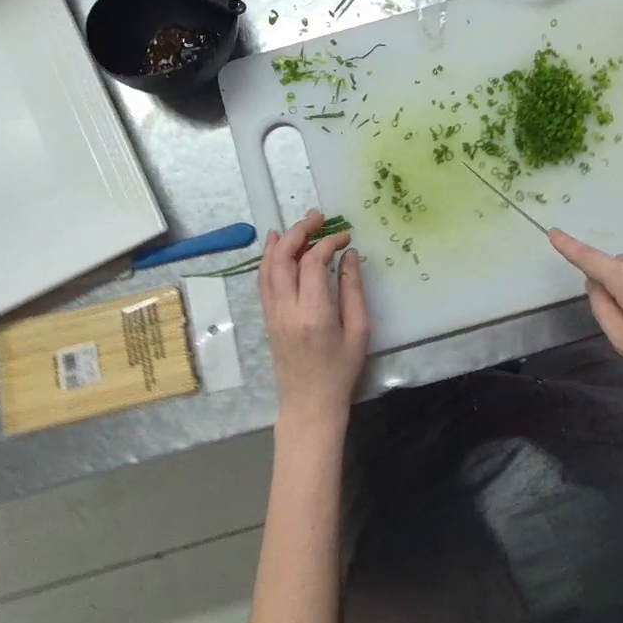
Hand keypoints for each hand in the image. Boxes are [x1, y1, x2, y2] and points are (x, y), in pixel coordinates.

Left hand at [259, 210, 368, 432]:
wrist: (309, 404)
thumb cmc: (340, 372)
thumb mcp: (358, 331)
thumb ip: (353, 290)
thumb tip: (350, 255)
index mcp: (313, 313)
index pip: (313, 262)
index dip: (328, 242)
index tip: (346, 237)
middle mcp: (287, 309)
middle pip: (283, 257)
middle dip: (299, 231)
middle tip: (318, 218)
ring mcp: (272, 313)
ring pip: (268, 266)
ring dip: (281, 241)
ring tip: (299, 225)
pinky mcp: (267, 317)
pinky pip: (264, 280)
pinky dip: (269, 258)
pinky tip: (276, 244)